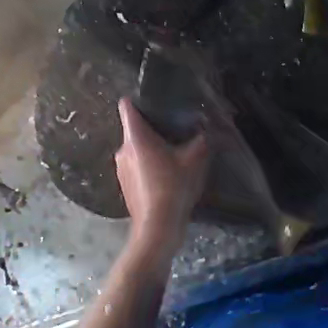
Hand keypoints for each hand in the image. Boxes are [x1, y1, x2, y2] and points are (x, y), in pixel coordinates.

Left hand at [115, 98, 209, 243]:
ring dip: (150, 150)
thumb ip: (202, 138)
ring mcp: (120, 168)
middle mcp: (122, 149)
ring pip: (135, 149)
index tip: (154, 103)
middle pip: (134, 129)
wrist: (158, 226)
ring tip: (172, 155)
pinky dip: (147, 166)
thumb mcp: (196, 159)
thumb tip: (206, 127)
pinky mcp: (124, 184)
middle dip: (153, 129)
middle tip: (175, 132)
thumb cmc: (174, 187)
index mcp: (135, 137)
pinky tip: (165, 176)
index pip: (127, 106)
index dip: (139, 101)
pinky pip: (135, 166)